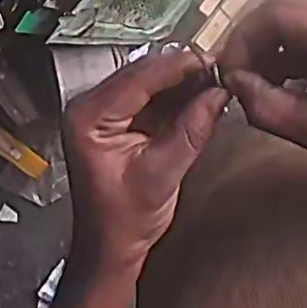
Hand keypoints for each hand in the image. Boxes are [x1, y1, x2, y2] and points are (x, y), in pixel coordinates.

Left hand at [63, 49, 228, 273]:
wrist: (108, 247)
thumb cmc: (122, 220)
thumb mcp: (162, 175)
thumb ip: (191, 131)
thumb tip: (218, 94)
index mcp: (89, 118)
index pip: (138, 78)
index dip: (177, 66)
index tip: (208, 60)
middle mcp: (89, 106)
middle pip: (141, 74)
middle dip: (180, 69)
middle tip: (216, 67)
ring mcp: (100, 110)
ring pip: (146, 80)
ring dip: (179, 79)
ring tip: (212, 78)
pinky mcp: (114, 118)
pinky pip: (147, 95)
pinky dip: (173, 93)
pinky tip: (197, 92)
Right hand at [220, 0, 306, 186]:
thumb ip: (267, 106)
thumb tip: (231, 82)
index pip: (276, 15)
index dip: (243, 40)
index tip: (227, 73)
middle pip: (278, 11)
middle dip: (249, 42)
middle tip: (233, 77)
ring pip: (285, 21)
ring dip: (262, 49)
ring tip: (249, 85)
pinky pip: (299, 34)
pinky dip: (279, 56)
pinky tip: (271, 85)